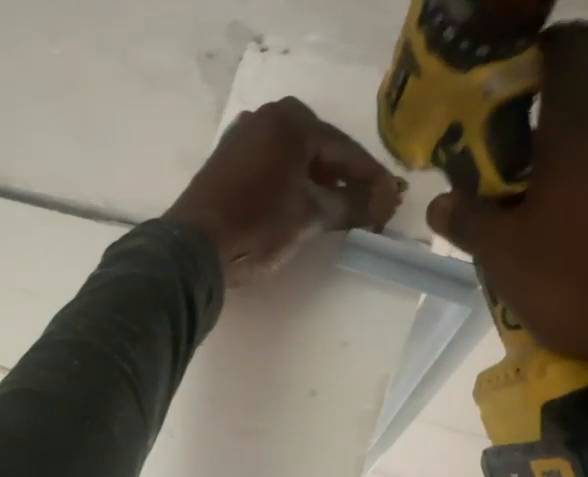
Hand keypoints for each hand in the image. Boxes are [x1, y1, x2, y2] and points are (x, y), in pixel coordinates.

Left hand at [165, 97, 403, 284]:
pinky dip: (294, 185)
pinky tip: (306, 206)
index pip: (346, 151)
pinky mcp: (227, 161)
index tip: (393, 201)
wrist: (194, 248)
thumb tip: (387, 202)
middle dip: (347, 180)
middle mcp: (267, 118)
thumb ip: (353, 205)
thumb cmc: (258, 226)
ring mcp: (243, 137)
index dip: (372, 180)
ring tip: (344, 211)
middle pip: (321, 151)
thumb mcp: (312, 217)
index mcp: (292, 121)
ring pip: (296, 160)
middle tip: (373, 206)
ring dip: (321, 184)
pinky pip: (274, 168)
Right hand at [427, 23, 587, 384]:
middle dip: (553, 147)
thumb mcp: (508, 262)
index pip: (567, 47)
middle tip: (525, 202)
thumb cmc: (586, 285)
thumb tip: (442, 202)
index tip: (512, 99)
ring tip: (574, 240)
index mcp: (585, 124)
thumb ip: (470, 223)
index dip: (536, 58)